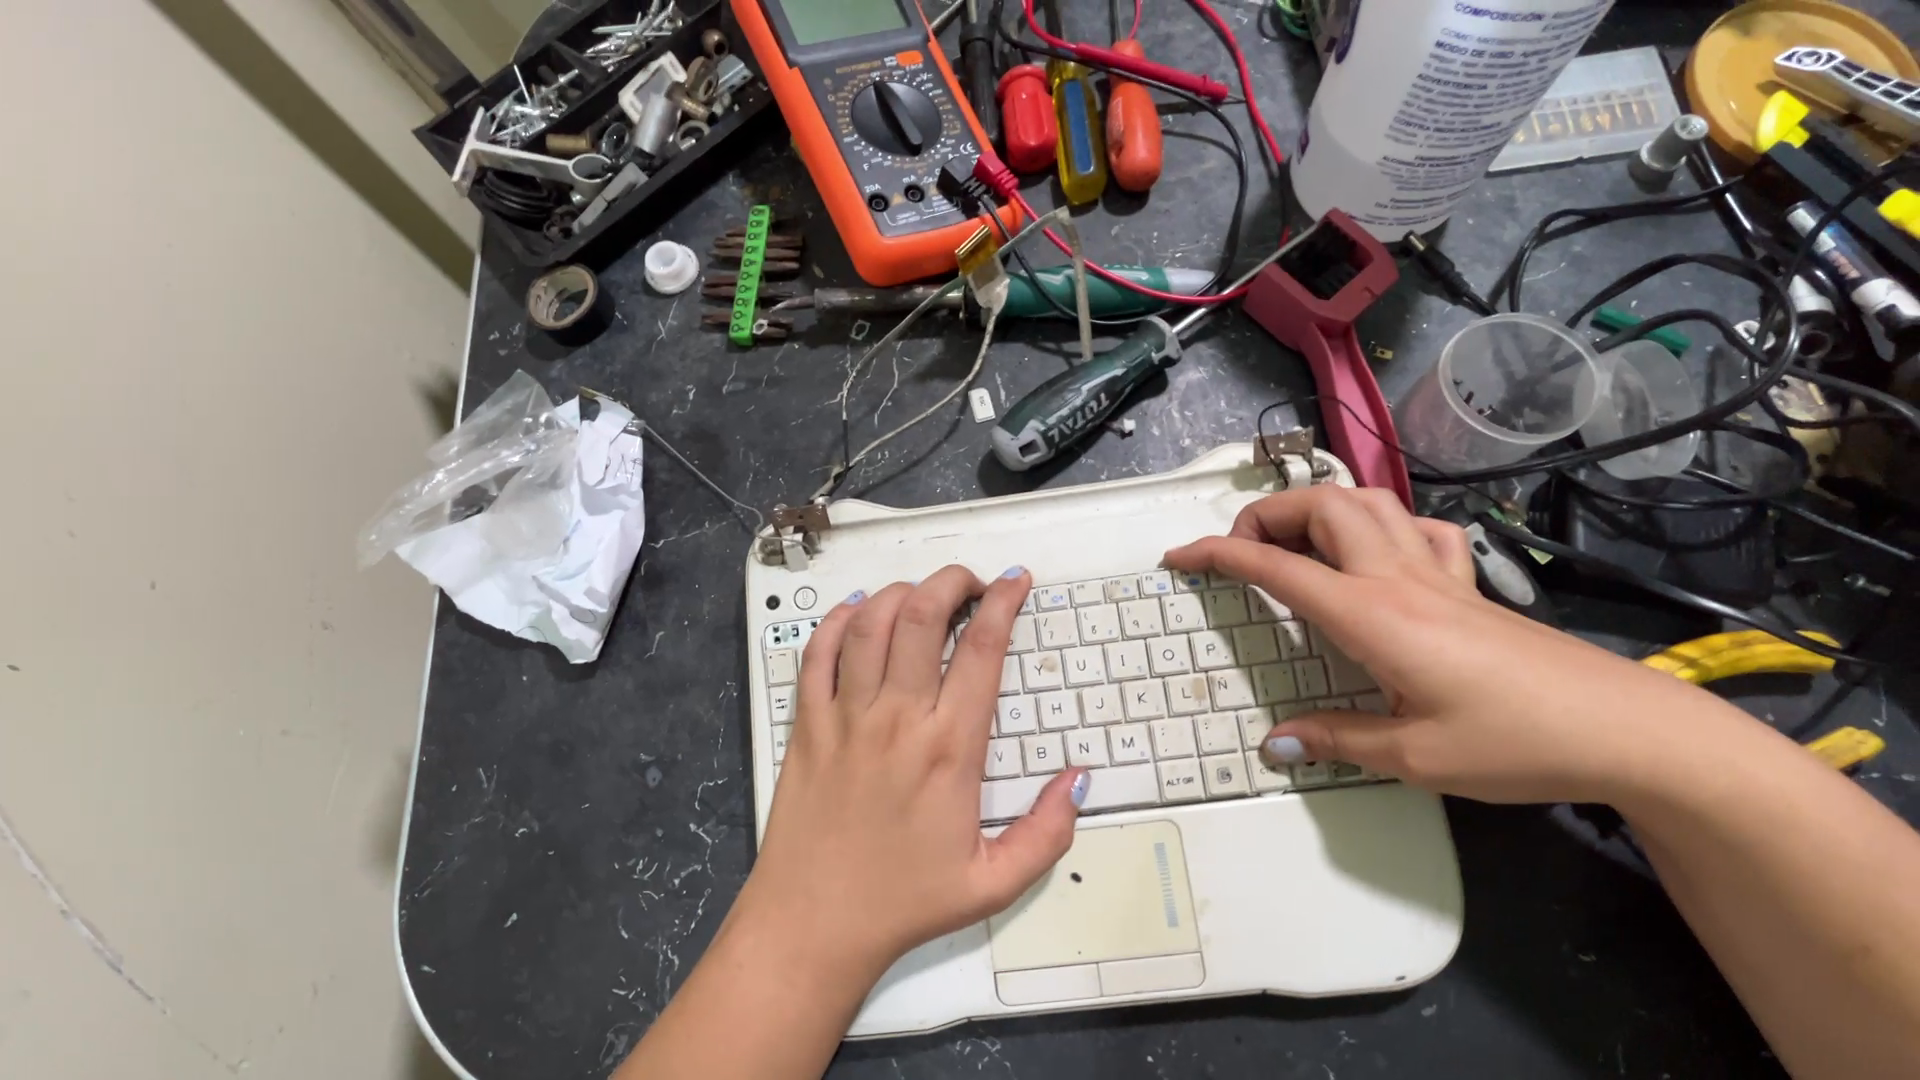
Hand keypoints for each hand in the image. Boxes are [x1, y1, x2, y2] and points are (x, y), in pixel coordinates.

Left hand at [734, 567, 1087, 980]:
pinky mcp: (807, 724)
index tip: (1016, 582)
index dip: (1004, 603)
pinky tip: (858, 611)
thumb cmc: (903, 902)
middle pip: (924, 616)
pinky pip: (817, 653)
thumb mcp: (993, 883)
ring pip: (871, 623)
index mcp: (949, 749)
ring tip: (923, 595)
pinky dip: (838, 620)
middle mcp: (897, 719)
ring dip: (901, 593)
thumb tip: (1078, 778)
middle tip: (972, 584)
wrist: (813, 924)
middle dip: (953, 581)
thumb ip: (1047, 832)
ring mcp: (845, 716)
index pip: (983, 651)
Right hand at [1164, 487, 1732, 805]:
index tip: (1180, 557)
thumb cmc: (1515, 742)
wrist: (1627, 730)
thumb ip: (1335, 739)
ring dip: (1317, 507)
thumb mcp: (1413, 757)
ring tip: (1294, 543)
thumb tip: (1274, 742)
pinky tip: (1379, 557)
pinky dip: (1382, 526)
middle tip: (1241, 552)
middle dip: (1265, 514)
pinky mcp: (1468, 584)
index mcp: (1371, 614)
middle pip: (1320, 506)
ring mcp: (1438, 574)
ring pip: (1368, 502)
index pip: (1276, 567)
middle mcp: (1398, 577)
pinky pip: (1419, 530)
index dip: (1218, 554)